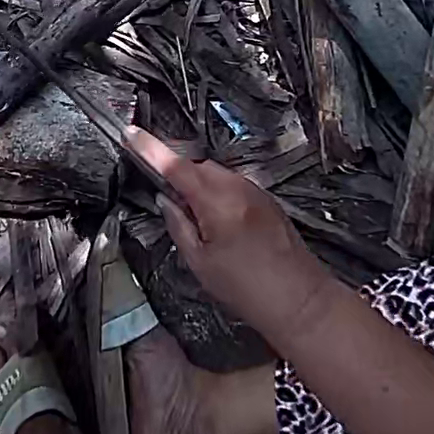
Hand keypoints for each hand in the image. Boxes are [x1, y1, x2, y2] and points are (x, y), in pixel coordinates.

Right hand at [127, 126, 331, 336]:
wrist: (303, 302)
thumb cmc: (246, 289)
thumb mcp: (200, 263)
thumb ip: (177, 224)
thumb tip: (164, 199)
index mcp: (215, 201)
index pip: (174, 165)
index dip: (149, 147)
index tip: (129, 131)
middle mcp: (235, 186)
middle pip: (195, 165)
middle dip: (178, 175)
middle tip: (169, 203)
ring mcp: (253, 189)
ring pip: (213, 173)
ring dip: (198, 185)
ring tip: (199, 222)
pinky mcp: (265, 197)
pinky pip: (231, 183)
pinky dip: (217, 192)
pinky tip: (221, 223)